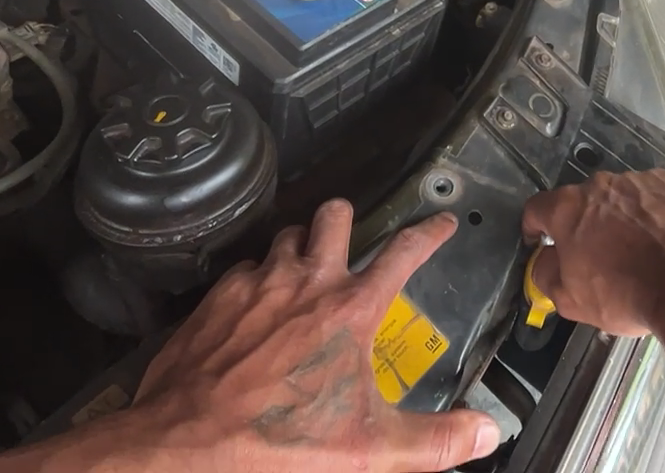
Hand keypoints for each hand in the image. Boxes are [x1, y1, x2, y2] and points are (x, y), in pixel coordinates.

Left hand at [120, 200, 499, 472]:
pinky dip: (255, 281)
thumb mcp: (368, 451)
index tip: (441, 223)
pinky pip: (244, 269)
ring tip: (300, 270)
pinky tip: (252, 308)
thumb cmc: (276, 448)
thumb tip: (486, 433)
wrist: (178, 454)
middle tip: (347, 238)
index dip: (430, 232)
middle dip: (345, 218)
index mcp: (352, 308)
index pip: (405, 251)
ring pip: (287, 236)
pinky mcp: (218, 300)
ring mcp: (260, 285)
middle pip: (336, 216)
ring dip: (299, 247)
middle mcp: (310, 282)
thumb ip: (434, 442)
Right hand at [521, 170, 664, 336]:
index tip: (541, 242)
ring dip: (619, 216)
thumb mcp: (570, 299)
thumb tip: (543, 260)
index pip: (537, 208)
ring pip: (618, 196)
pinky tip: (661, 235)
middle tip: (597, 254)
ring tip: (637, 247)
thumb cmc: (624, 293)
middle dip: (585, 224)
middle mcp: (600, 184)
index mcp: (568, 208)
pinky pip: (649, 194)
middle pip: (582, 201)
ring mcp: (636, 179)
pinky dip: (650, 210)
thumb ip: (545, 274)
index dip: (535, 227)